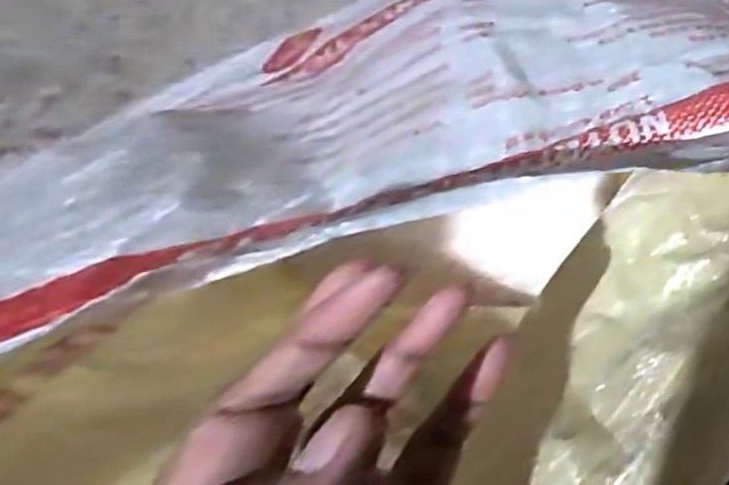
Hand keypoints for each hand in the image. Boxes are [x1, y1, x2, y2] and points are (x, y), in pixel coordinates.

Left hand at [158, 262, 508, 484]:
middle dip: (359, 323)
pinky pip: (442, 437)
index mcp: (227, 483)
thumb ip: (304, 479)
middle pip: (328, 385)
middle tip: (395, 264)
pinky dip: (471, 394)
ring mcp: (361, 479)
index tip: (369, 274)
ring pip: (392, 401)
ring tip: (460, 292)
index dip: (311, 331)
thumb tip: (353, 418)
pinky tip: (500, 349)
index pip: (256, 397)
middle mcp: (294, 472)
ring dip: (423, 344)